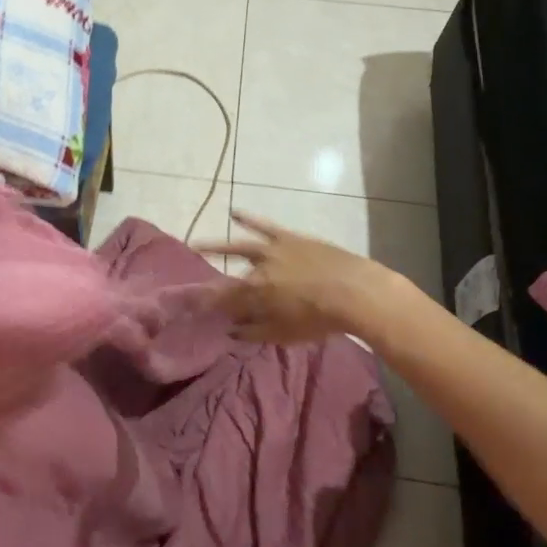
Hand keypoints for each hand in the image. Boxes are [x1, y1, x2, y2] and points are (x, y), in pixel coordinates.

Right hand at [194, 211, 402, 342]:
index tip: (190, 308)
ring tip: (196, 245)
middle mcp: (257, 269)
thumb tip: (231, 331)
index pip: (225, 301)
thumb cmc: (320, 319)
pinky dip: (249, 218)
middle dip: (213, 284)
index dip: (207, 305)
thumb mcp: (284, 334)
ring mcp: (273, 250)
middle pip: (231, 278)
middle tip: (196, 286)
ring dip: (215, 247)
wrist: (355, 291)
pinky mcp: (289, 238)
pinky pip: (264, 226)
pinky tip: (234, 212)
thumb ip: (254, 332)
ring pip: (238, 247)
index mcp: (255, 295)